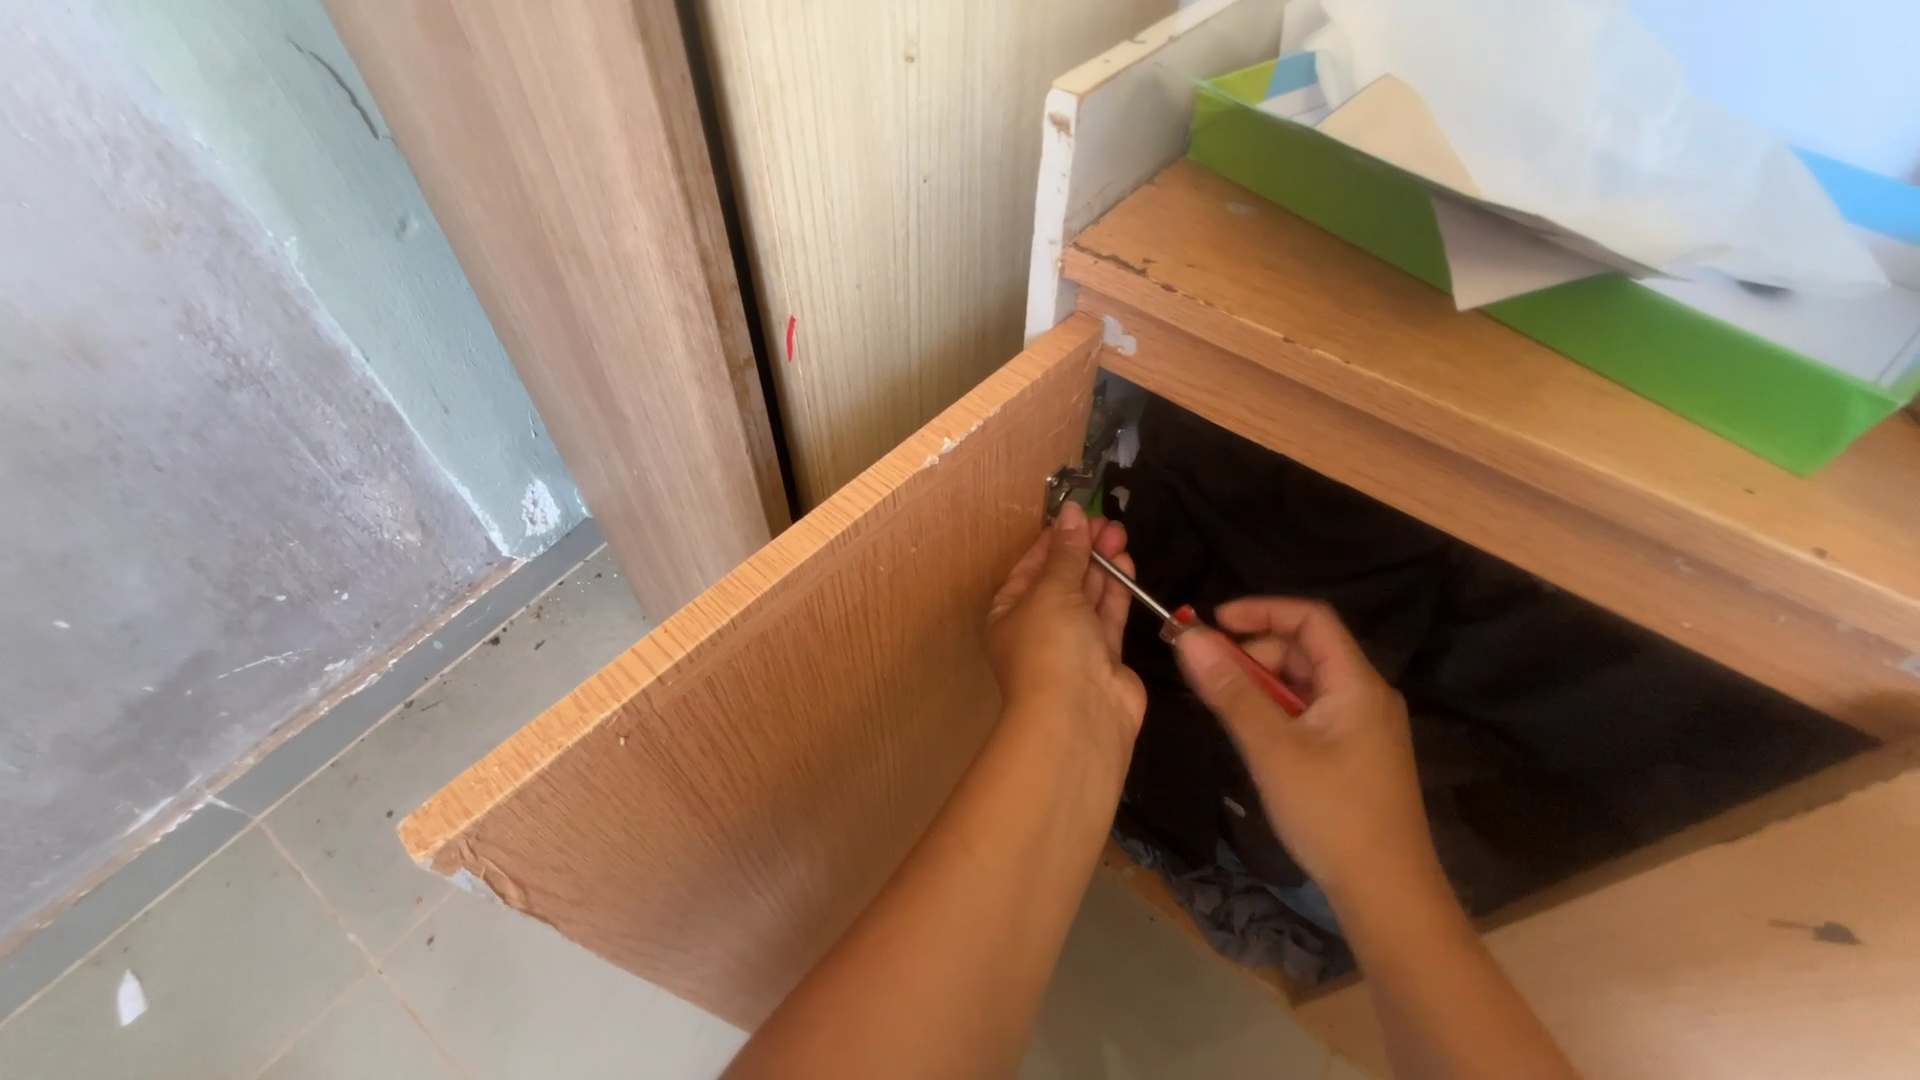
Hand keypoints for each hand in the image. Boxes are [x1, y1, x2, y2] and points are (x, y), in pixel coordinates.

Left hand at [986, 502, 1146, 762]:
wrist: (1077, 716)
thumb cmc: (1049, 645)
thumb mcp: (1052, 590)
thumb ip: (1067, 552)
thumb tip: (1072, 512)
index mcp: (1009, 612)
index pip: (1030, 567)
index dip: (1053, 540)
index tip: (1078, 514)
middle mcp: (1038, 627)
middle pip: (1061, 579)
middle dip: (1082, 549)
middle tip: (1107, 521)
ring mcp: (1072, 644)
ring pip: (1088, 595)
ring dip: (1102, 565)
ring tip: (1120, 533)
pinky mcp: (1104, 658)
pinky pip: (1109, 615)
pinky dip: (1117, 590)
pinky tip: (1126, 563)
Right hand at [1172, 598, 1436, 901]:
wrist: (1387, 894)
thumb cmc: (1331, 813)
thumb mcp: (1272, 748)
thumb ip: (1230, 690)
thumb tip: (1188, 637)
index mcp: (1357, 684)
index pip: (1311, 618)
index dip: (1261, 611)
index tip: (1213, 622)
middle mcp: (1365, 696)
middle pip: (1304, 650)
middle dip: (1253, 653)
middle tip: (1210, 677)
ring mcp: (1361, 727)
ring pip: (1303, 684)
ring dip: (1260, 685)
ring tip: (1224, 710)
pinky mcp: (1353, 754)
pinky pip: (1308, 713)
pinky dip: (1275, 711)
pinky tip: (1252, 737)